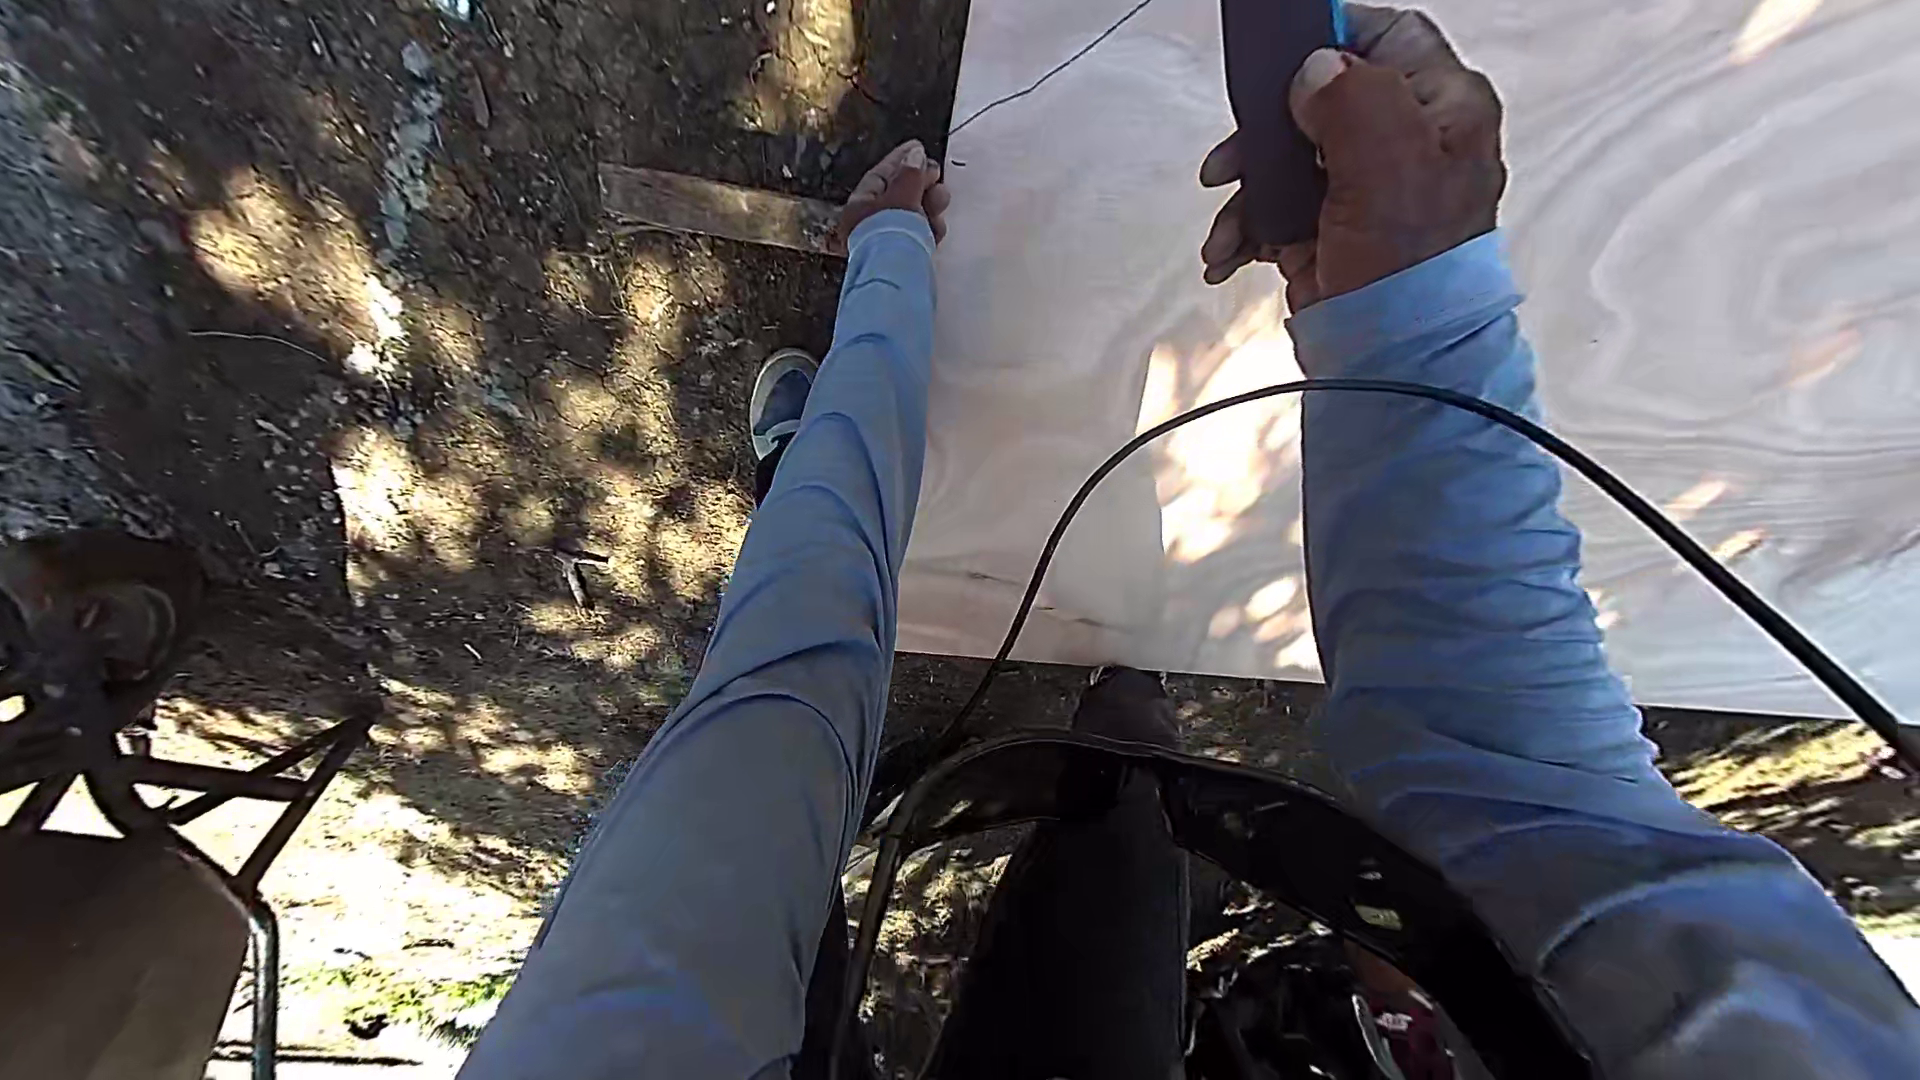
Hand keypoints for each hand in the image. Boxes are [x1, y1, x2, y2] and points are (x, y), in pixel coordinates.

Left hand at [832, 139, 952, 252]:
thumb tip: (915, 155)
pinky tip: (938, 227)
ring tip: (942, 200)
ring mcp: (888, 245)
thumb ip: (910, 174)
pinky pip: (919, 237)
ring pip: (912, 217)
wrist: (899, 280)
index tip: (919, 148)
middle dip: (920, 184)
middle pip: (898, 196)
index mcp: (860, 208)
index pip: (880, 176)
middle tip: (938, 175)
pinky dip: (929, 229)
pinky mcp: (906, 260)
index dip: (901, 160)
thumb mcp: (902, 196)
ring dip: (929, 206)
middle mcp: (870, 226)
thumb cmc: (894, 233)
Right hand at [1199, 5, 1505, 310]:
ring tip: (1221, 242)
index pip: (1386, 41)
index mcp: (1436, 110)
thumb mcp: (1389, 167)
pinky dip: (1242, 237)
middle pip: (1312, 112)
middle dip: (1258, 144)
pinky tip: (1225, 258)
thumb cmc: (1407, 266)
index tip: (1279, 58)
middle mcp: (1394, 146)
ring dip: (1241, 205)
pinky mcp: (1318, 235)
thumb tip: (1313, 70)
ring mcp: (1351, 195)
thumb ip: (1354, 102)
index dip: (1332, 40)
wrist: (1388, 352)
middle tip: (1223, 169)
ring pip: (1281, 172)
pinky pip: (1270, 219)